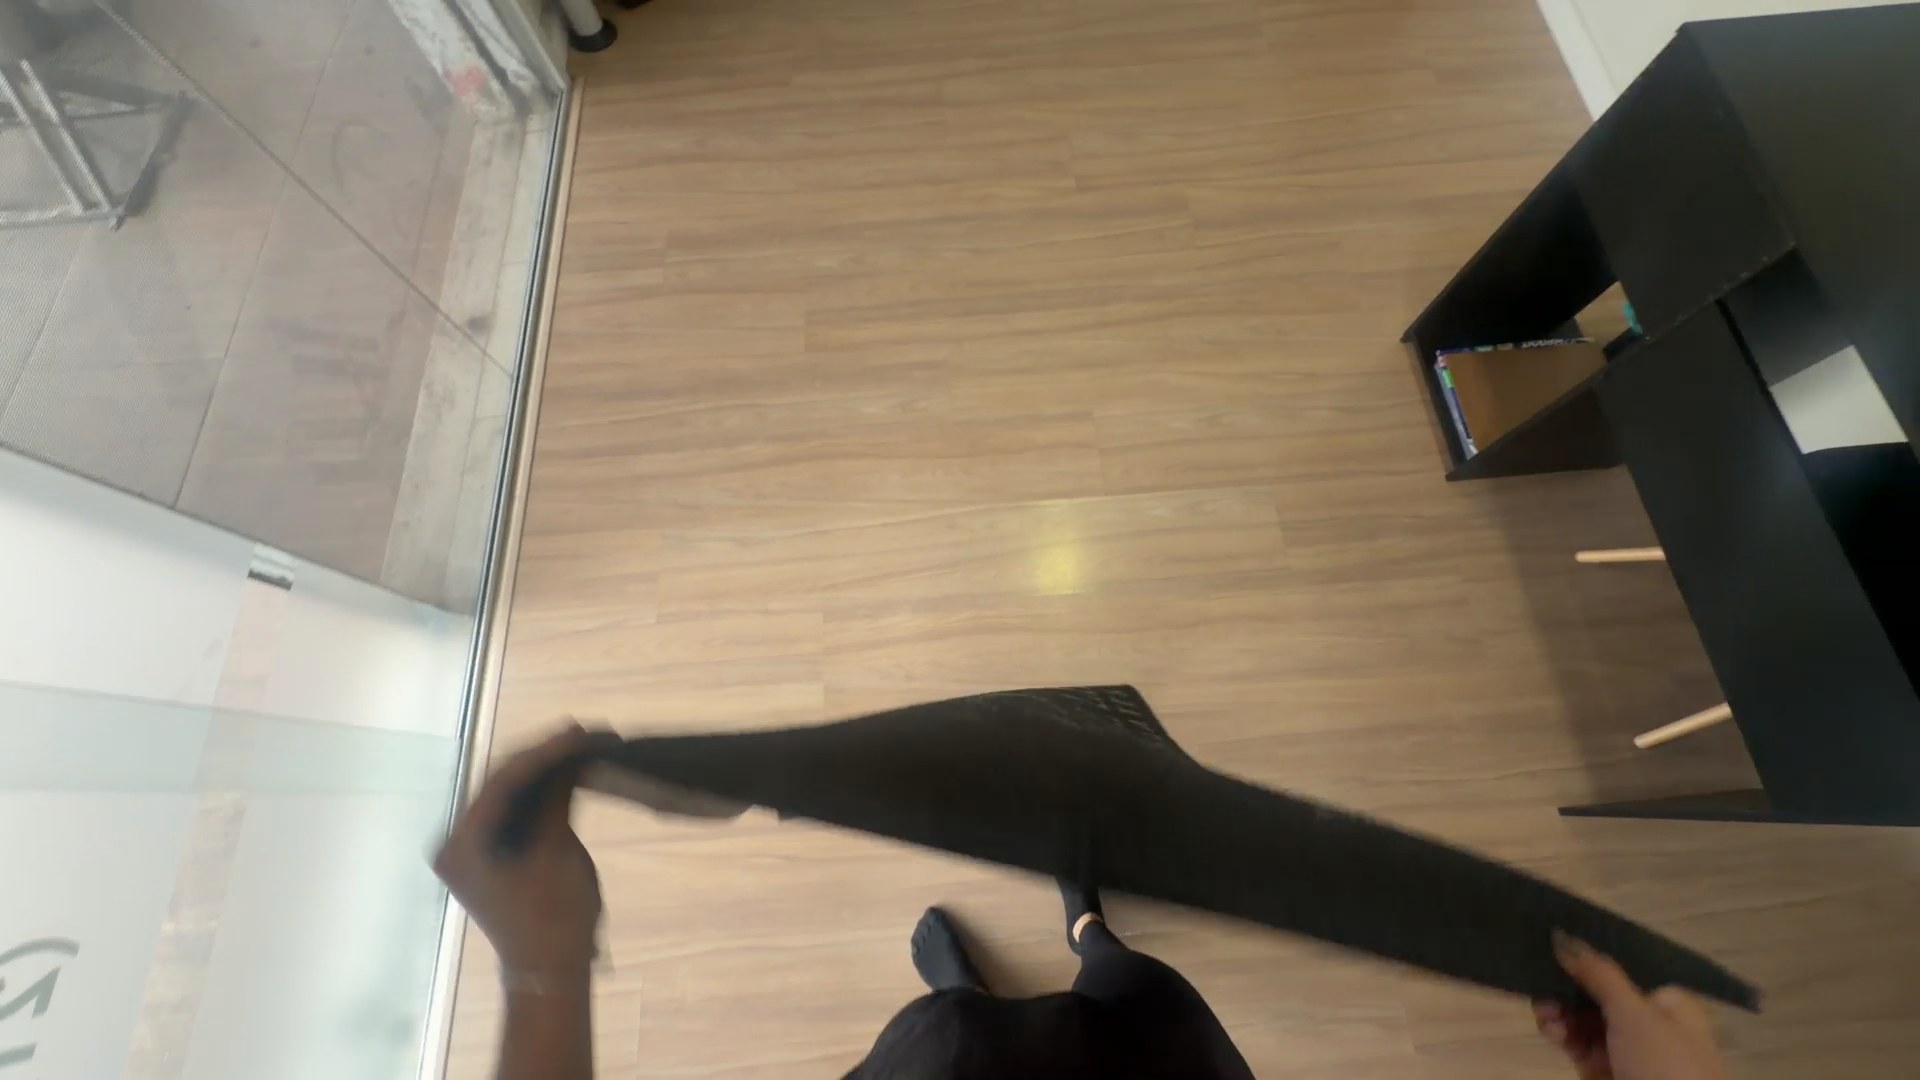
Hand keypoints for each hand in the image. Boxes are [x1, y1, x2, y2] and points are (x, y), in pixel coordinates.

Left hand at [433, 725, 602, 981]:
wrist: (551, 966)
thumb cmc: (554, 914)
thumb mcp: (557, 851)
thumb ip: (557, 799)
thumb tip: (571, 755)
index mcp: (461, 845)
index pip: (504, 781)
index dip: (545, 751)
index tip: (581, 732)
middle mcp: (456, 841)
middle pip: (501, 781)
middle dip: (544, 754)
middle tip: (585, 732)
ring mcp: (472, 846)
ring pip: (509, 790)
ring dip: (545, 767)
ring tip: (583, 743)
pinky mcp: (491, 850)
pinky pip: (514, 807)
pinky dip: (542, 789)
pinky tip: (569, 770)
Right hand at [1533, 932, 1729, 1079]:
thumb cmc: (1665, 1067)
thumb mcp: (1634, 1014)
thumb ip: (1596, 972)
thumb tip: (1560, 933)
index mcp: (1666, 1003)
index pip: (1620, 963)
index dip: (1586, 951)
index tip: (1552, 941)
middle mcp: (1645, 1019)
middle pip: (1591, 986)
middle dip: (1562, 984)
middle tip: (1539, 984)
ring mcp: (1622, 1044)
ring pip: (1575, 1010)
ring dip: (1555, 1008)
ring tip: (1546, 1016)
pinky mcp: (1600, 1063)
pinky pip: (1570, 1035)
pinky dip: (1556, 1029)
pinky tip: (1550, 1031)